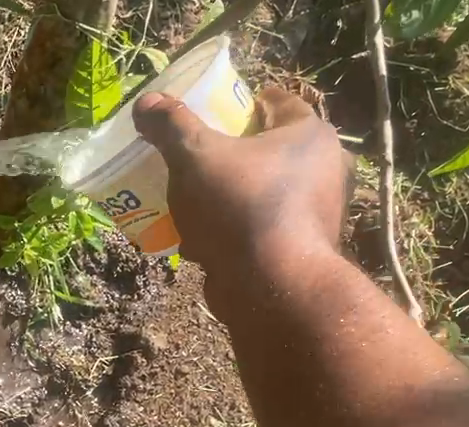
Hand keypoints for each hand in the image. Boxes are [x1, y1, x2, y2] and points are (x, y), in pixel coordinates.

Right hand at [134, 86, 352, 279]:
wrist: (269, 282)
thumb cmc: (238, 208)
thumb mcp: (195, 159)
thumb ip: (172, 128)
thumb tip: (146, 102)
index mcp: (307, 134)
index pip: (279, 103)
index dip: (247, 102)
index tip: (221, 111)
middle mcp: (322, 166)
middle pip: (270, 150)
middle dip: (235, 155)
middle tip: (199, 161)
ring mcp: (315, 209)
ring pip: (263, 193)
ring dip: (230, 198)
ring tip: (194, 207)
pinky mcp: (300, 247)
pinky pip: (259, 229)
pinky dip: (233, 232)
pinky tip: (202, 244)